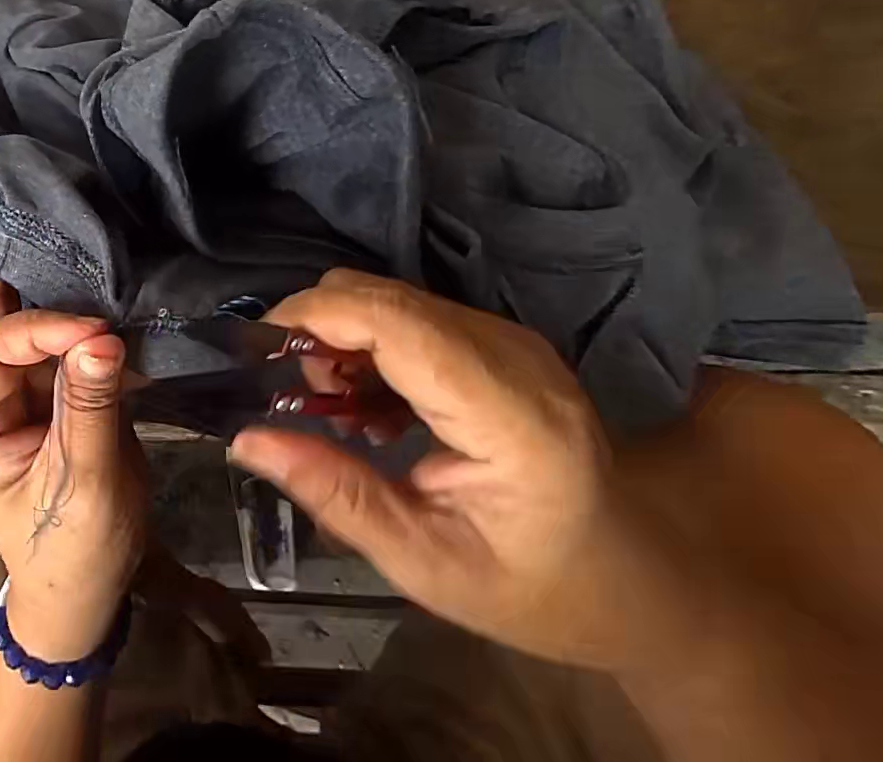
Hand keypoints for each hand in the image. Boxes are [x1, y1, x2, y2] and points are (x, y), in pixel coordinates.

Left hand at [0, 267, 148, 660]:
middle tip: (20, 243)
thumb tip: (103, 339)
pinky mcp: (56, 404)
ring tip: (53, 255)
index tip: (93, 331)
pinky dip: (78, 332)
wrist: (89, 592)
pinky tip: (89, 299)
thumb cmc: (74, 550)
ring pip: (30, 342)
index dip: (36, 332)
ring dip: (49, 307)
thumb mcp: (83, 483)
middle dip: (13, 296)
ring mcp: (22, 404)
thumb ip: (88, 407)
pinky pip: (63, 358)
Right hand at [230, 268, 685, 670]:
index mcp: (510, 418)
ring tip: (329, 403)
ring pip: (385, 296)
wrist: (637, 571)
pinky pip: (403, 311)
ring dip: (335, 334)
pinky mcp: (495, 337)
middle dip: (314, 327)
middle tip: (290, 394)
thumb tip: (246, 440)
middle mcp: (512, 355)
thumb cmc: (537, 587)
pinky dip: (361, 341)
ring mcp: (507, 338)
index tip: (256, 353)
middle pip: (382, 296)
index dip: (316, 318)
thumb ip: (336, 496)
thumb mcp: (425, 564)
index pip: (397, 323)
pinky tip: (366, 399)